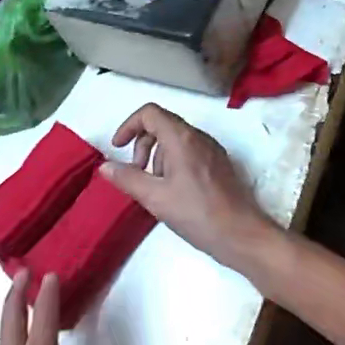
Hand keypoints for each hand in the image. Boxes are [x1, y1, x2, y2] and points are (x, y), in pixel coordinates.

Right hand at [102, 103, 281, 271]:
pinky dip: (173, 162)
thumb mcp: (155, 197)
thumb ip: (128, 178)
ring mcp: (212, 148)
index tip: (118, 148)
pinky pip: (190, 151)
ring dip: (158, 156)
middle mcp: (199, 136)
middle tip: (137, 173)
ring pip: (176, 139)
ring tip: (157, 188)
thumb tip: (105, 165)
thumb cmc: (196, 213)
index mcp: (183, 138)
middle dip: (143, 144)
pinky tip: (173, 191)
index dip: (129, 125)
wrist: (239, 232)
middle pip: (163, 124)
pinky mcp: (219, 162)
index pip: (150, 113)